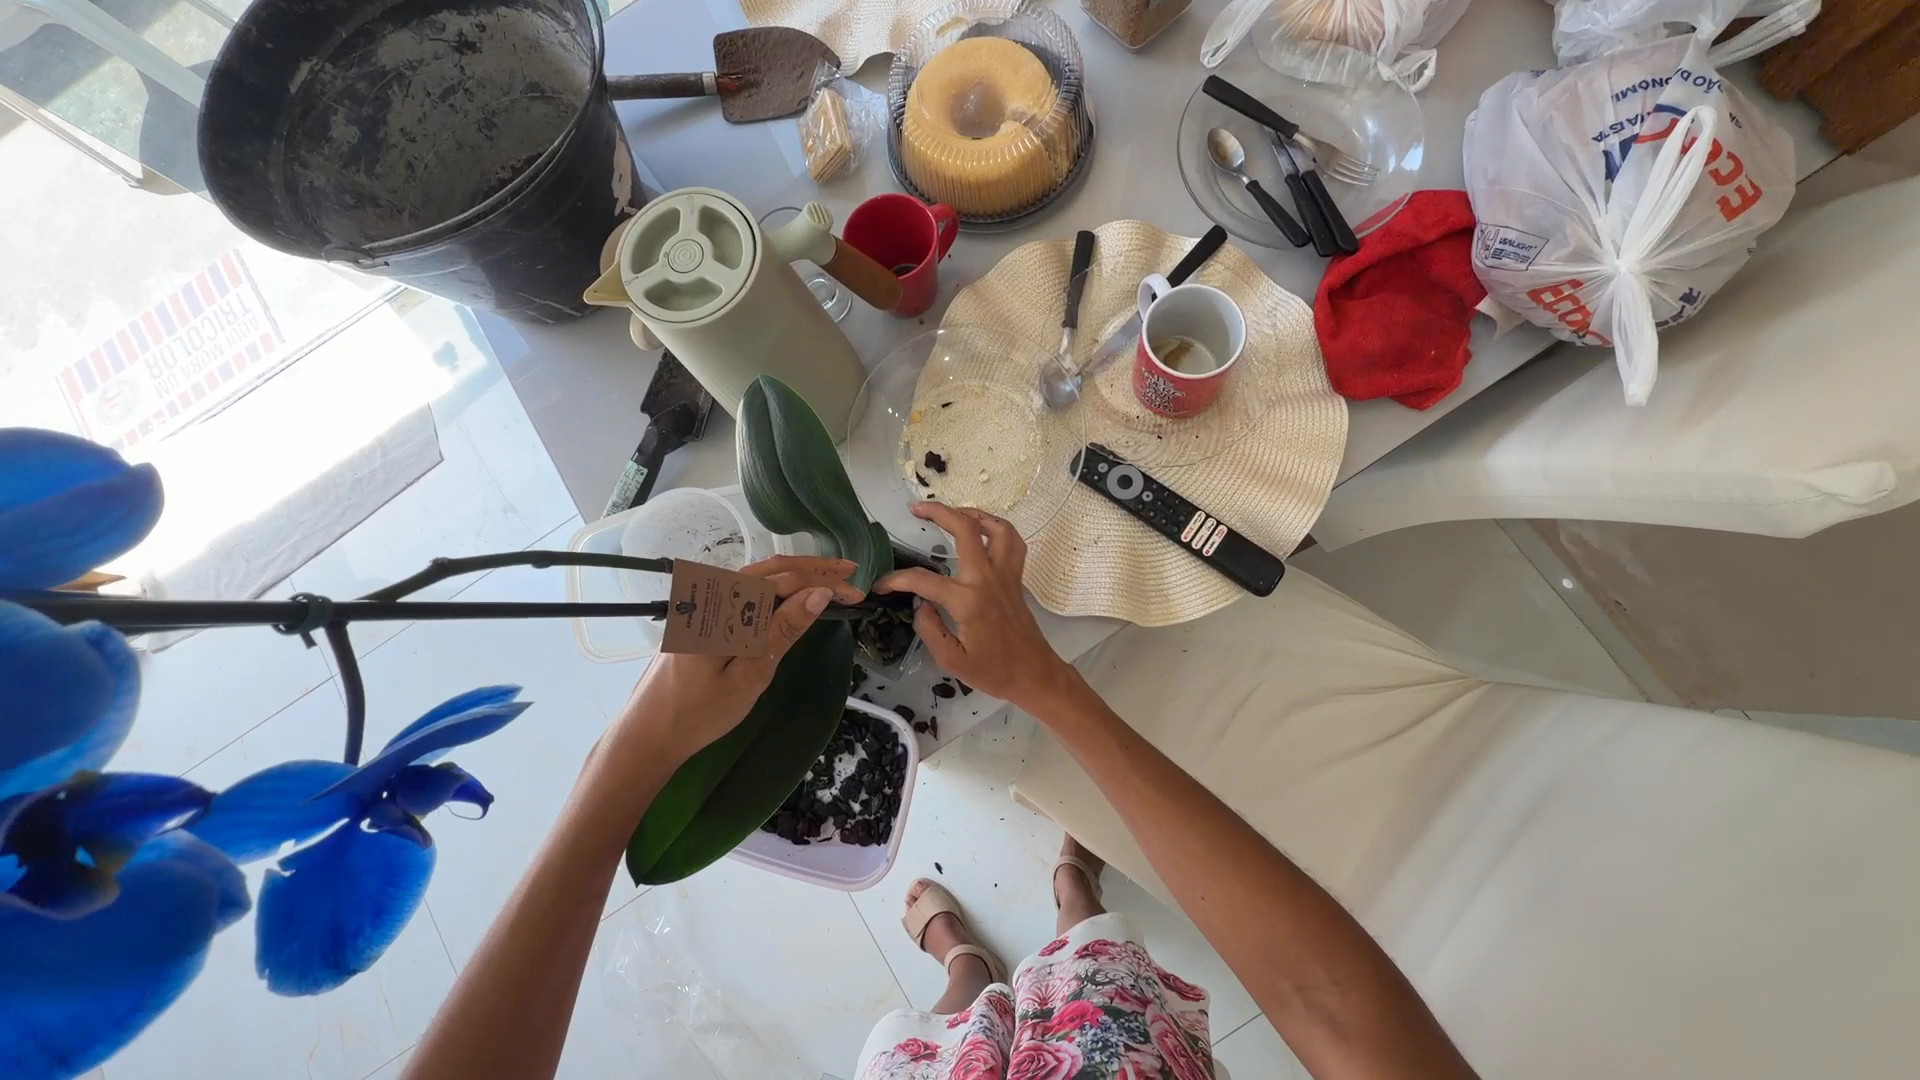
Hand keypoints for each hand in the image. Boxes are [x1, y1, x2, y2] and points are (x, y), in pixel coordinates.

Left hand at [610, 555, 863, 765]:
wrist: (649, 733)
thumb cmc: (701, 712)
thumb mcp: (750, 674)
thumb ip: (783, 630)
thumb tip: (819, 594)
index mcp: (721, 605)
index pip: (783, 581)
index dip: (823, 582)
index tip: (856, 592)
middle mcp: (710, 594)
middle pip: (770, 568)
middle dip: (814, 568)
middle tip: (852, 571)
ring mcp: (704, 604)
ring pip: (758, 576)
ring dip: (797, 574)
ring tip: (831, 577)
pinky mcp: (704, 616)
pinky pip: (745, 590)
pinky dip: (776, 587)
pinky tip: (793, 592)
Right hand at [874, 503, 1074, 711]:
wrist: (1033, 674)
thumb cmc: (993, 671)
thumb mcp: (951, 660)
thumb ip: (929, 629)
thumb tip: (920, 603)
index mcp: (967, 600)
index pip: (924, 580)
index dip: (897, 580)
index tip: (882, 585)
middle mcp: (987, 579)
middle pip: (965, 529)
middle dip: (939, 512)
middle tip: (916, 509)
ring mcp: (1005, 574)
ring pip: (996, 528)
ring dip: (974, 514)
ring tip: (952, 513)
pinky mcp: (1016, 578)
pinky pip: (1012, 542)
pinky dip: (998, 528)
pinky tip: (983, 531)